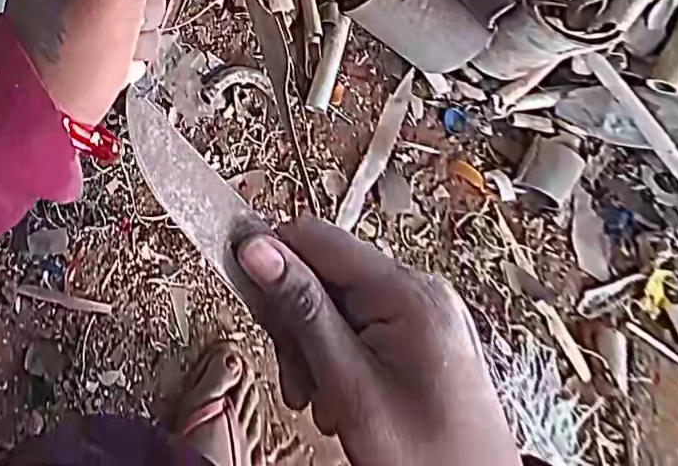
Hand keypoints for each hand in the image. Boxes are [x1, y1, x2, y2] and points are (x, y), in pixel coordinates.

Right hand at [235, 218, 519, 465]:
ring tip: (313, 393)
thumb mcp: (349, 384)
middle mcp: (417, 289)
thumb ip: (301, 306)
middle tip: (292, 371)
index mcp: (406, 291)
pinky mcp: (420, 333)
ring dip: (308, 339)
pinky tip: (333, 390)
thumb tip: (253, 245)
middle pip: (319, 268)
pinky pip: (355, 319)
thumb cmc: (424, 462)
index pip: (311, 235)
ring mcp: (422, 311)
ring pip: (331, 296)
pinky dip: (332, 349)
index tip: (254, 302)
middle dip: (293, 315)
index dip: (271, 260)